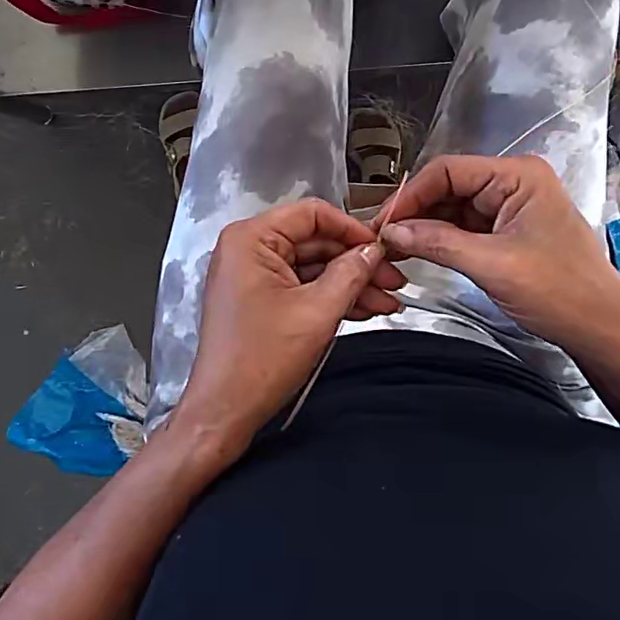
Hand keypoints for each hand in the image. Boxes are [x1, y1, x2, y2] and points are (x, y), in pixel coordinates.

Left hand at [168, 199, 404, 449]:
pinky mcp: (257, 296)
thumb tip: (371, 251)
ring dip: (349, 282)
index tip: (381, 247)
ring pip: (310, 265)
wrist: (226, 406)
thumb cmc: (258, 360)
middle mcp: (246, 248)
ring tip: (387, 300)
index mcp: (250, 238)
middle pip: (313, 240)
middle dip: (356, 262)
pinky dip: (329, 296)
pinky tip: (363, 309)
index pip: (310, 213)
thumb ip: (349, 274)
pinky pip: (300, 284)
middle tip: (393, 279)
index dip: (351, 229)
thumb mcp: (316, 312)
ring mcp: (250, 272)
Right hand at [376, 154, 619, 355]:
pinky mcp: (505, 228)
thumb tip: (391, 232)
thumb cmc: (566, 295)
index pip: (446, 171)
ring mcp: (509, 205)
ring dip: (421, 227)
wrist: (605, 335)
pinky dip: (436, 238)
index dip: (410, 196)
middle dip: (413, 212)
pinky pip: (459, 225)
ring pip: (448, 207)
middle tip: (383, 237)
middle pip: (444, 187)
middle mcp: (514, 183)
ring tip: (394, 247)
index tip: (384, 222)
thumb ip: (436, 242)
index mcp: (519, 176)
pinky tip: (416, 251)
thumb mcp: (492, 265)